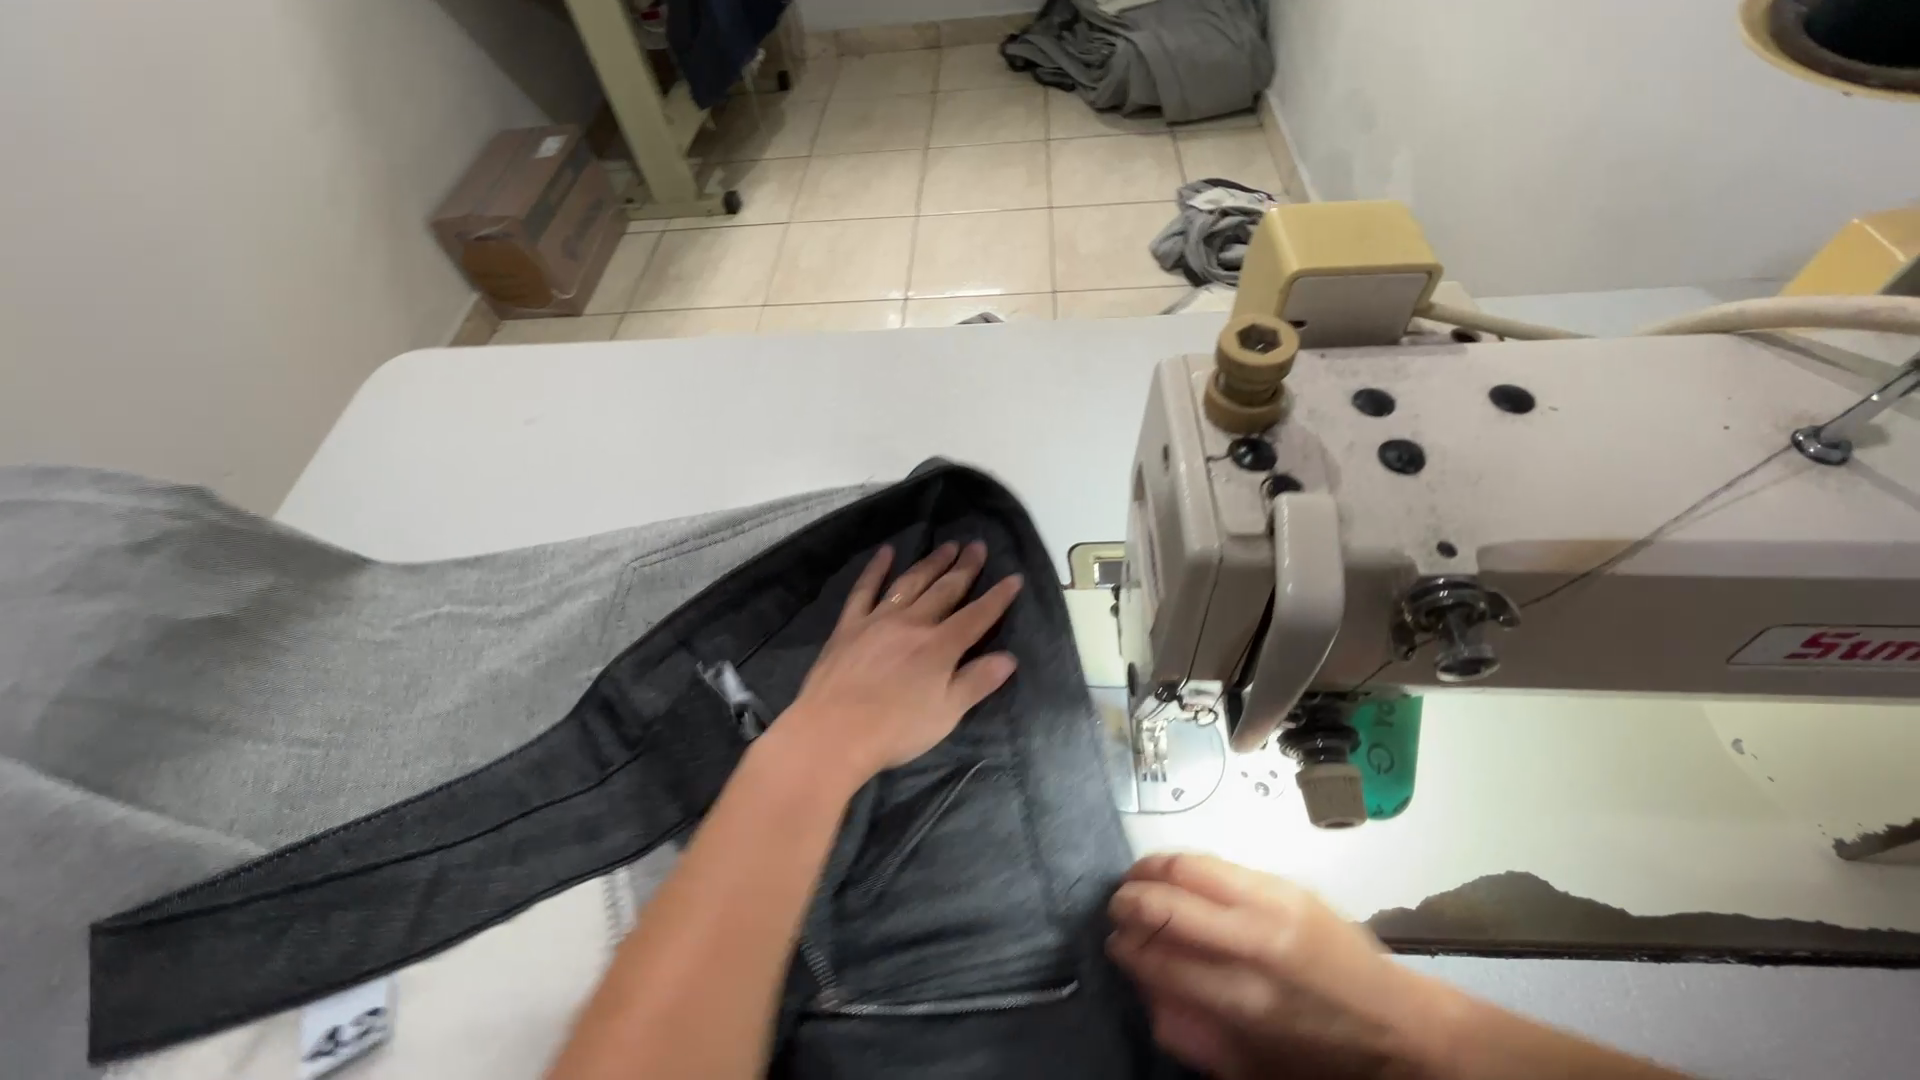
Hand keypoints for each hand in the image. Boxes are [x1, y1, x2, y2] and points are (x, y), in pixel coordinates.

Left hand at [777, 541, 1023, 783]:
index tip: (1014, 578)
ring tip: (947, 546)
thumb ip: (977, 682)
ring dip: (930, 563)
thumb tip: (1009, 658)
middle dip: (965, 568)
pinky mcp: (849, 625)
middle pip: (945, 590)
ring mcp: (878, 620)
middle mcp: (912, 624)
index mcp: (940, 646)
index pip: (977, 616)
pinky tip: (886, 552)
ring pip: (910, 583)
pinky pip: (865, 589)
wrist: (833, 731)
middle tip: (978, 545)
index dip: (998, 597)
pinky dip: (876, 569)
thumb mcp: (946, 714)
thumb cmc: (895, 730)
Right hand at [1107, 854, 1455, 1079]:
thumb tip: (1142, 986)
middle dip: (1128, 902)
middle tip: (1115, 910)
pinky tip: (1173, 877)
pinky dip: (1182, 865)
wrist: (1399, 1025)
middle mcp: (1256, 939)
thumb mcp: (1250, 1065)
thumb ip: (1189, 1030)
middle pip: (1167, 901)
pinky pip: (1215, 860)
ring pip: (1187, 866)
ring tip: (1136, 884)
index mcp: (1246, 998)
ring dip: (1150, 872)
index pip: (1159, 956)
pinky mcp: (1286, 882)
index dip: (1126, 947)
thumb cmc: (1322, 1055)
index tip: (1114, 945)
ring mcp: (1273, 902)